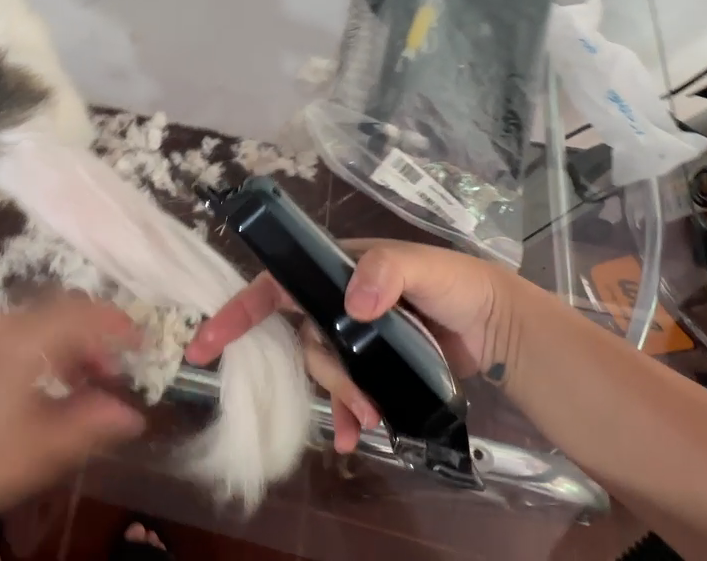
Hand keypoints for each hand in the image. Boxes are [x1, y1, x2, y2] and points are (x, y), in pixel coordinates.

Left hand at [0, 299, 145, 558]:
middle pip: (52, 315)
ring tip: (70, 391)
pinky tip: (22, 400)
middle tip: (108, 375)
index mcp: (21, 339)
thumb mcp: (37, 450)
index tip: (140, 341)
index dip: (114, 321)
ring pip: (25, 330)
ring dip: (57, 352)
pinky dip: (26, 359)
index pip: (79, 310)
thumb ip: (89, 424)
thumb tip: (132, 412)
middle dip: (87, 340)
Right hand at [184, 240, 516, 453]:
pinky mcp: (373, 367)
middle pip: (304, 341)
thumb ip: (385, 272)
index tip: (206, 342)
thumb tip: (352, 304)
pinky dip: (345, 416)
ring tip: (370, 422)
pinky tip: (355, 439)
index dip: (239, 311)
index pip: (276, 286)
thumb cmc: (456, 284)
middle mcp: (336, 303)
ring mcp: (353, 338)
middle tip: (358, 401)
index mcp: (336, 272)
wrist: (499, 326)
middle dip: (323, 374)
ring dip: (339, 398)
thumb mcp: (423, 266)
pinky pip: (344, 394)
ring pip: (324, 370)